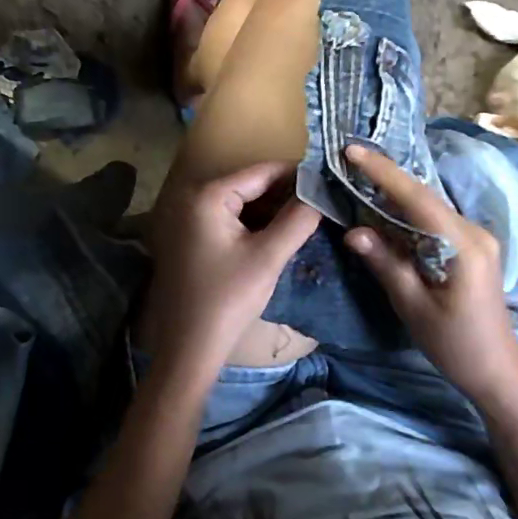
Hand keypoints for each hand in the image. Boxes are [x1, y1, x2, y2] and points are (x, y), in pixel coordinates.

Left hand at [141, 161, 322, 378]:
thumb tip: (320, 192)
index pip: (262, 171)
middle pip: (250, 185)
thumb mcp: (268, 257)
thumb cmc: (228, 299)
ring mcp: (189, 219)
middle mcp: (194, 198)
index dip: (298, 174)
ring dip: (272, 209)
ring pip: (242, 203)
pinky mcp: (192, 239)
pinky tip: (281, 233)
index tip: (329, 179)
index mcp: (208, 196)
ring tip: (309, 215)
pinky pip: (230, 219)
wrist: (188, 346)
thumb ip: (297, 220)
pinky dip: (255, 224)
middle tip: (323, 200)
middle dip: (286, 193)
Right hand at [341, 145, 517, 401]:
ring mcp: (477, 238)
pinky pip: (436, 220)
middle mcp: (475, 233)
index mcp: (463, 246)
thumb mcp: (413, 307)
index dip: (384, 173)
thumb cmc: (454, 344)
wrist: (496, 367)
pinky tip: (386, 208)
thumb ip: (386, 264)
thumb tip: (354, 231)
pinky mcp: (473, 246)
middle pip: (425, 196)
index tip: (352, 150)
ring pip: (430, 206)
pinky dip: (409, 212)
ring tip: (360, 176)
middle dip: (386, 176)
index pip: (418, 199)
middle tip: (349, 159)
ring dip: (396, 193)